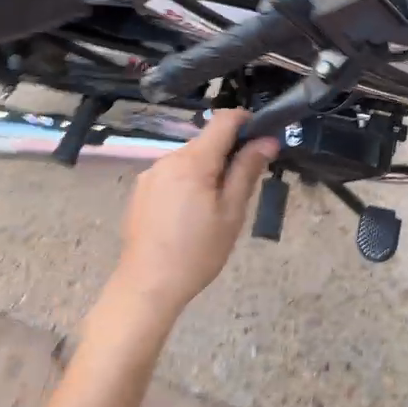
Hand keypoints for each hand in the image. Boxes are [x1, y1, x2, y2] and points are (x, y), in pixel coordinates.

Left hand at [111, 110, 279, 321]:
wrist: (147, 286)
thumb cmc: (197, 253)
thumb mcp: (231, 213)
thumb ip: (247, 171)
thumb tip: (267, 140)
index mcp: (193, 161)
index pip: (223, 120)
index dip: (246, 121)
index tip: (262, 137)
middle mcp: (168, 158)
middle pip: (206, 142)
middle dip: (227, 154)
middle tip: (243, 186)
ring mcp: (151, 174)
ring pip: (189, 159)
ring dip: (206, 170)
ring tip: (215, 207)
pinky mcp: (141, 190)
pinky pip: (171, 174)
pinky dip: (186, 182)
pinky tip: (189, 214)